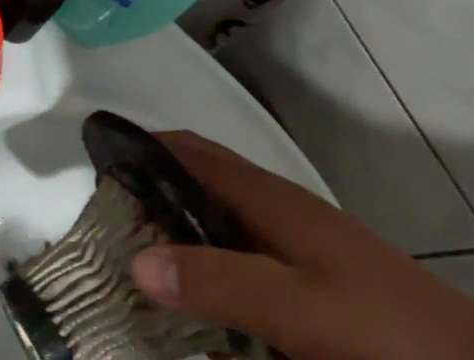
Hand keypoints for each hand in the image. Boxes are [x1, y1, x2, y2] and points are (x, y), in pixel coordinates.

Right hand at [131, 130, 473, 359]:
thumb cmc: (383, 327)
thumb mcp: (297, 307)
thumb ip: (219, 281)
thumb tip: (136, 260)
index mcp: (269, 199)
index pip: (190, 151)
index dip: (141, 146)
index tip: (91, 164)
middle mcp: (275, 211)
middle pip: (196, 183)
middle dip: (146, 194)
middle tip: (99, 227)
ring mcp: (293, 247)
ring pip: (215, 224)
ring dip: (173, 234)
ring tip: (129, 263)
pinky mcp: (306, 282)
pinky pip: (237, 262)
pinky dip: (203, 269)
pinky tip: (189, 304)